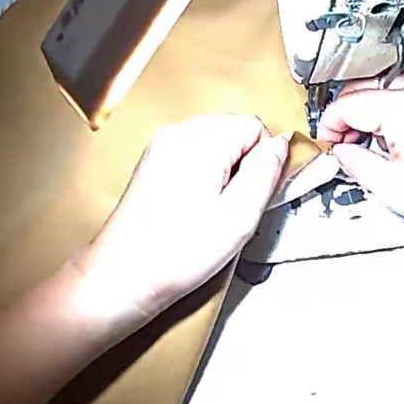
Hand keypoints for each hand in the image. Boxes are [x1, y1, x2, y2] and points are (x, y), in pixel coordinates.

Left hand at [69, 114, 287, 326]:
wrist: (122, 277)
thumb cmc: (177, 252)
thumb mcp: (240, 214)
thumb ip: (267, 171)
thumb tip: (281, 145)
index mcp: (201, 138)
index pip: (256, 127)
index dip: (266, 162)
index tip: (257, 195)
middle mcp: (177, 133)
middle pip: (234, 134)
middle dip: (244, 169)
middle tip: (234, 210)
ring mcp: (160, 147)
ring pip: (215, 148)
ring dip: (224, 177)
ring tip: (212, 215)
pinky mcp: (152, 165)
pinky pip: (193, 160)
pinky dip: (203, 181)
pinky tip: (195, 212)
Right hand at [317, 76, 403, 252]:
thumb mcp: (388, 185)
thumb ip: (354, 161)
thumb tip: (341, 152)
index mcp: (403, 106)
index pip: (348, 103)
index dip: (330, 125)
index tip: (327, 142)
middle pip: (366, 89)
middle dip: (348, 116)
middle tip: (342, 144)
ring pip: (388, 89)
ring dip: (371, 112)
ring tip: (369, 146)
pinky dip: (394, 112)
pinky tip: (395, 140)